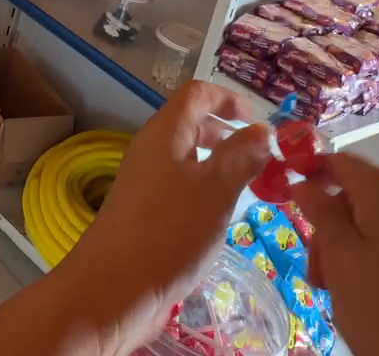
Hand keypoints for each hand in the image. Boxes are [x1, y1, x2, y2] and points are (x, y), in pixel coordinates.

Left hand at [53, 80, 273, 351]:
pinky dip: (203, 187)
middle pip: (191, 122)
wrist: (114, 286)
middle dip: (227, 132)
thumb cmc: (170, 228)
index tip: (258, 119)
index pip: (197, 93)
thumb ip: (242, 154)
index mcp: (166, 130)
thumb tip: (263, 129)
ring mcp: (144, 178)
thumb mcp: (217, 188)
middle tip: (260, 157)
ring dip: (217, 162)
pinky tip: (218, 215)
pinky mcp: (143, 208)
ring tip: (247, 186)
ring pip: (186, 155)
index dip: (228, 97)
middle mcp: (152, 146)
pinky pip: (179, 182)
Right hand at [290, 154, 378, 354]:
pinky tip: (371, 300)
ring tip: (340, 293)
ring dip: (350, 249)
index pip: (340, 160)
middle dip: (329, 224)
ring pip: (378, 226)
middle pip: (358, 196)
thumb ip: (321, 213)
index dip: (309, 170)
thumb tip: (304, 183)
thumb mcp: (340, 259)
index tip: (284, 196)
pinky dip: (377, 264)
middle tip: (316, 271)